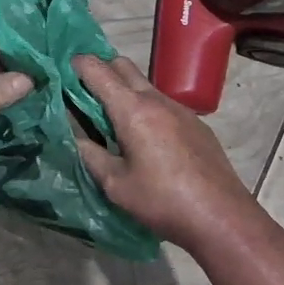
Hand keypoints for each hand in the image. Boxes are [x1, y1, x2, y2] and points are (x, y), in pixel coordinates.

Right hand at [72, 54, 259, 252]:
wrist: (224, 219)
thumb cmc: (163, 201)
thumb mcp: (115, 184)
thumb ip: (88, 152)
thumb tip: (72, 131)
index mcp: (131, 109)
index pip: (95, 68)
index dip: (74, 66)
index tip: (60, 77)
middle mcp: (155, 99)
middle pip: (121, 65)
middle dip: (99, 71)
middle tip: (84, 97)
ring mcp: (180, 109)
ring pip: (143, 83)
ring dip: (123, 91)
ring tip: (113, 123)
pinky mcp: (196, 123)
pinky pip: (162, 103)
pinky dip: (145, 108)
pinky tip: (146, 141)